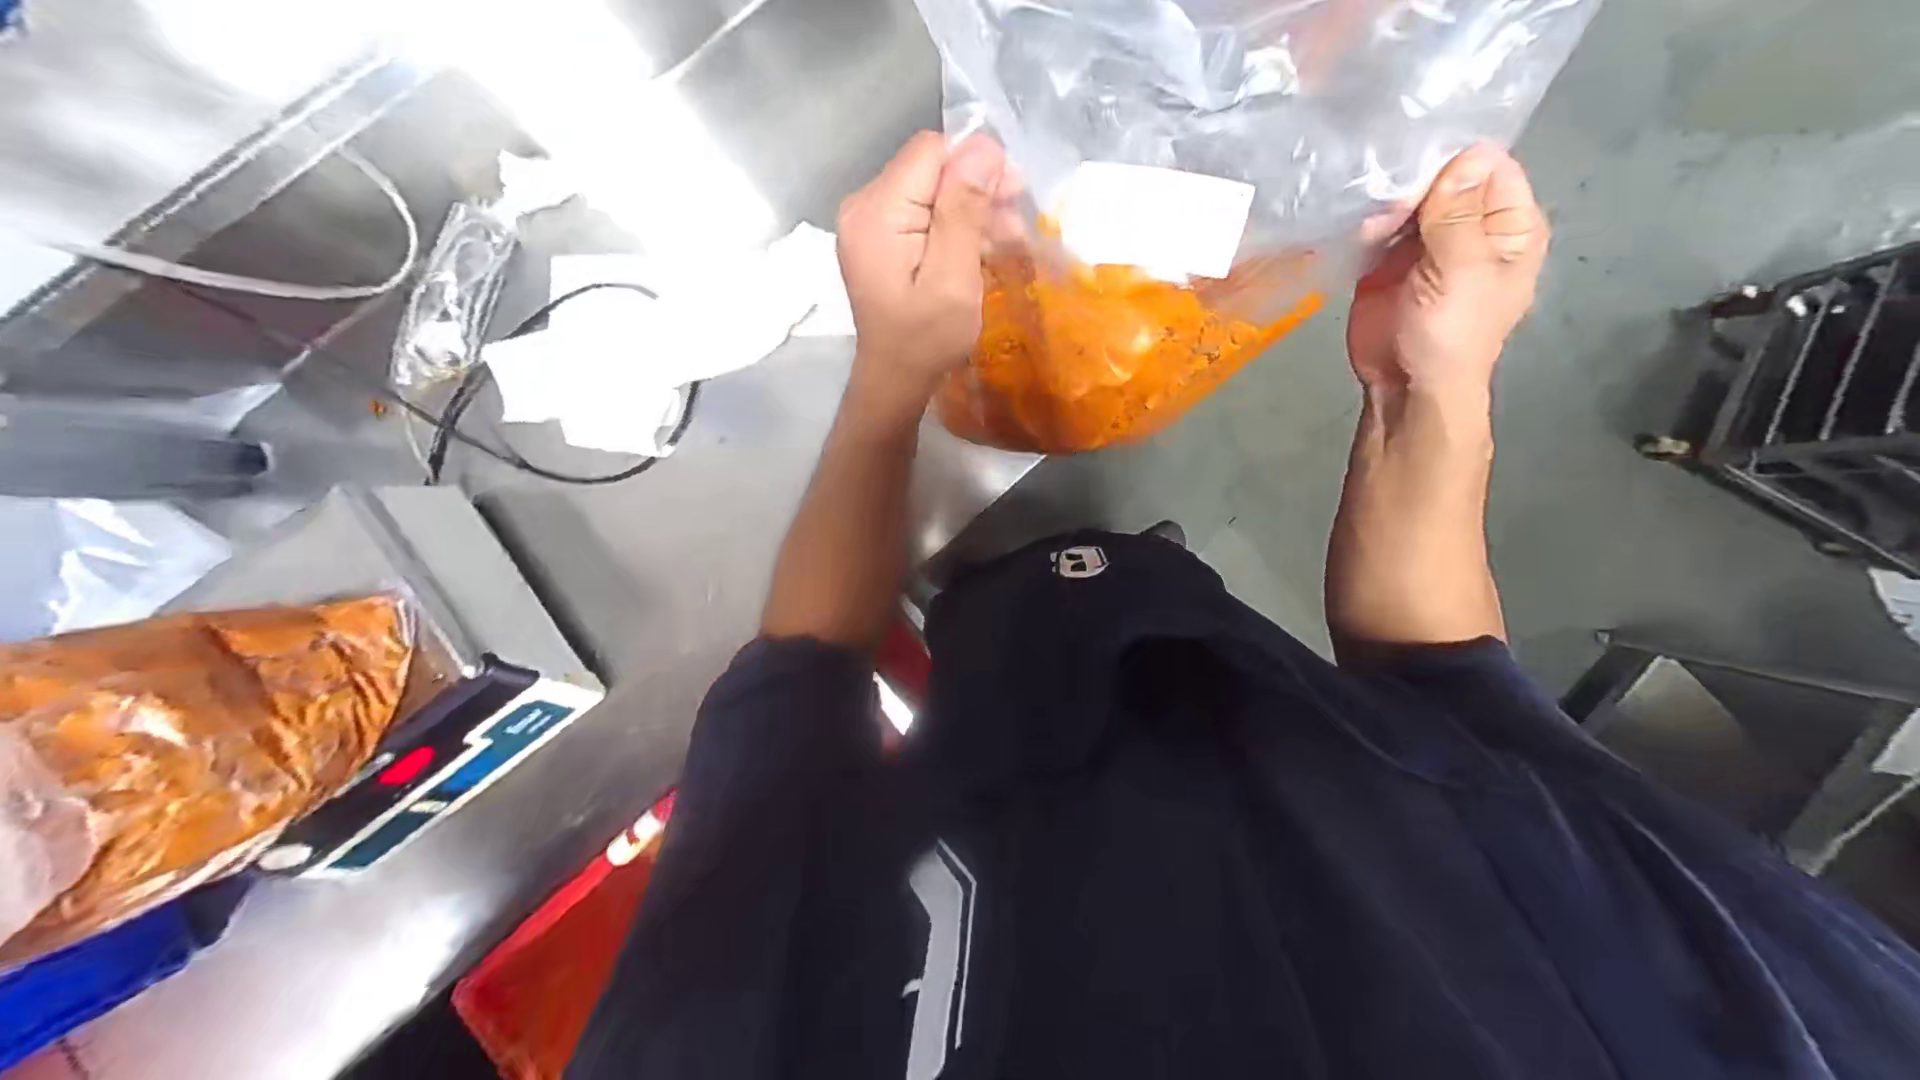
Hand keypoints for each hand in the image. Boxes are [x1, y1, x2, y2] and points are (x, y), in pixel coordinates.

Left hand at [836, 131, 1005, 413]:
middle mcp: (864, 207)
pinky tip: (981, 248)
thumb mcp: (953, 278)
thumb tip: (983, 147)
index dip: (976, 165)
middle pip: (930, 169)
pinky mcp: (879, 241)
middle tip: (1015, 222)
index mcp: (877, 212)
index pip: (931, 152)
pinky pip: (921, 216)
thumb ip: (963, 211)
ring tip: (1007, 239)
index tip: (1012, 196)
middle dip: (976, 189)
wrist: (895, 381)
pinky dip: (952, 227)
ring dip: (970, 211)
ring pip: (929, 192)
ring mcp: (868, 224)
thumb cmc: (926, 340)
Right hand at [1346, 144, 1548, 399]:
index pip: (1488, 167)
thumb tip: (1462, 157)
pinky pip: (1376, 231)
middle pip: (1443, 181)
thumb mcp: (1463, 270)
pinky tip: (1351, 222)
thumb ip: (1459, 214)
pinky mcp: (1384, 264)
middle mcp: (1467, 228)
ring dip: (1383, 202)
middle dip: (1412, 178)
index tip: (1416, 156)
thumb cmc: (1451, 332)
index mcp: (1506, 225)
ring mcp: (1422, 246)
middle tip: (1379, 182)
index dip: (1455, 159)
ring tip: (1363, 211)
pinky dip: (1364, 223)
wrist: (1405, 384)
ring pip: (1406, 202)